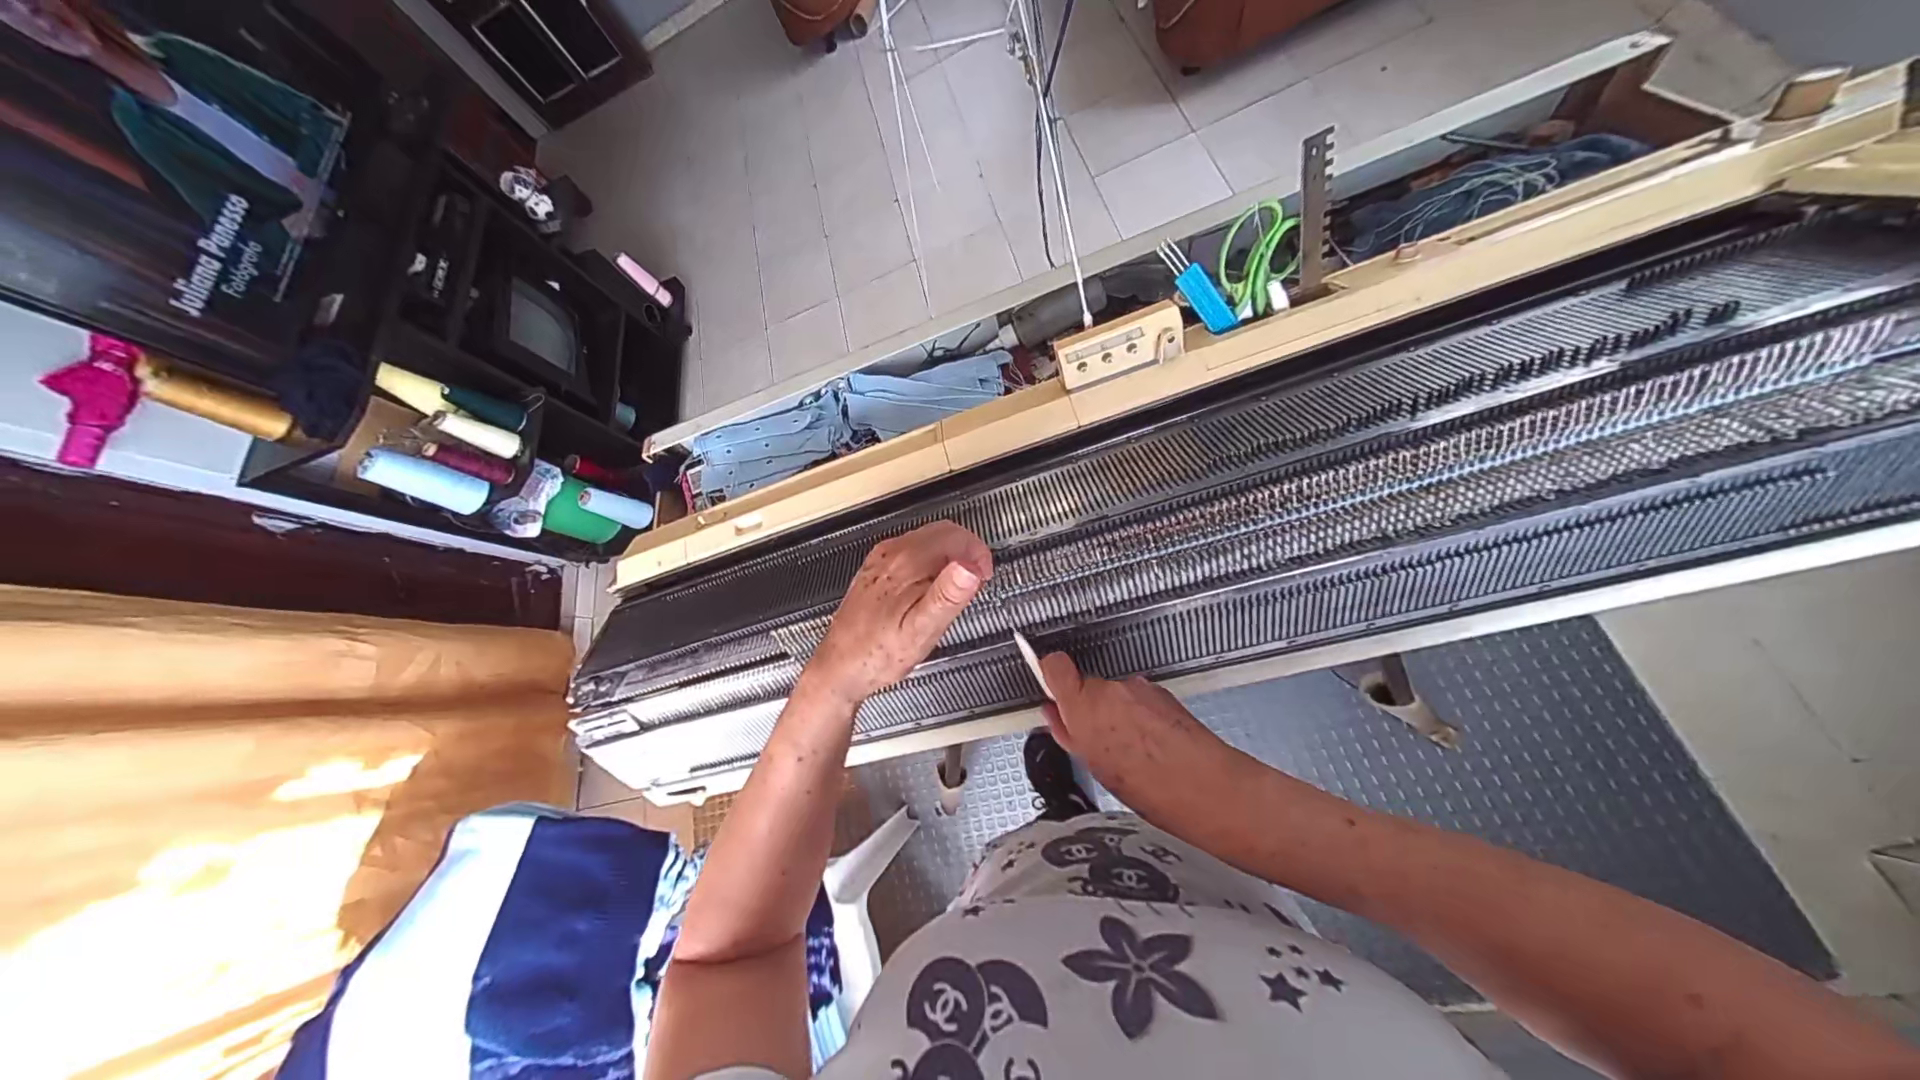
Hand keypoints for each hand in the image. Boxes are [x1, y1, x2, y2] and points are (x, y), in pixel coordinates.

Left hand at [802, 521, 992, 708]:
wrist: (839, 668)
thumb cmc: (877, 654)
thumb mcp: (922, 629)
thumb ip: (949, 594)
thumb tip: (970, 567)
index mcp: (906, 563)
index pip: (956, 536)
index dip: (978, 554)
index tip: (984, 575)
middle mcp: (891, 555)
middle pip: (942, 532)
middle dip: (966, 552)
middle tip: (976, 581)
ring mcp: (881, 562)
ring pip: (927, 541)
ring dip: (949, 558)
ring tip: (956, 590)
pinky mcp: (875, 573)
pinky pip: (911, 555)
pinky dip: (930, 565)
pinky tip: (929, 593)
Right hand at [1040, 652, 1242, 817]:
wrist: (1202, 786)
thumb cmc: (1148, 786)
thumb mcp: (1092, 765)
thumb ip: (1067, 732)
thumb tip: (1055, 715)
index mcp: (1082, 707)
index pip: (1053, 665)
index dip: (1049, 672)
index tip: (1048, 681)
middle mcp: (1108, 690)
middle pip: (1087, 684)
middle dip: (1089, 704)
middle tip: (1098, 735)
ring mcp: (1136, 688)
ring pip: (1114, 693)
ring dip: (1117, 711)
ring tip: (1131, 746)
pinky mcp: (1159, 691)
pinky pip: (1138, 698)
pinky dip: (1140, 714)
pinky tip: (1150, 742)